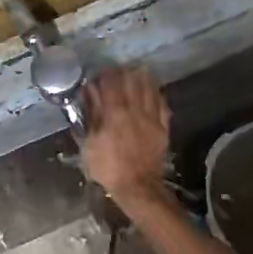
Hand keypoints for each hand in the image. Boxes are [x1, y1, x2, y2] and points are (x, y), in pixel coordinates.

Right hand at [82, 67, 171, 202]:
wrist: (138, 187)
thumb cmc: (108, 167)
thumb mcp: (90, 144)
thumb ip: (91, 118)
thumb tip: (89, 98)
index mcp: (114, 114)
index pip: (111, 85)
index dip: (107, 75)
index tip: (102, 70)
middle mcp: (134, 111)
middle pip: (132, 84)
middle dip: (126, 73)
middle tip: (121, 67)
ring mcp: (151, 119)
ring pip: (149, 91)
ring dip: (144, 79)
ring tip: (140, 70)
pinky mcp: (163, 129)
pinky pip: (163, 107)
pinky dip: (158, 96)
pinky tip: (156, 91)